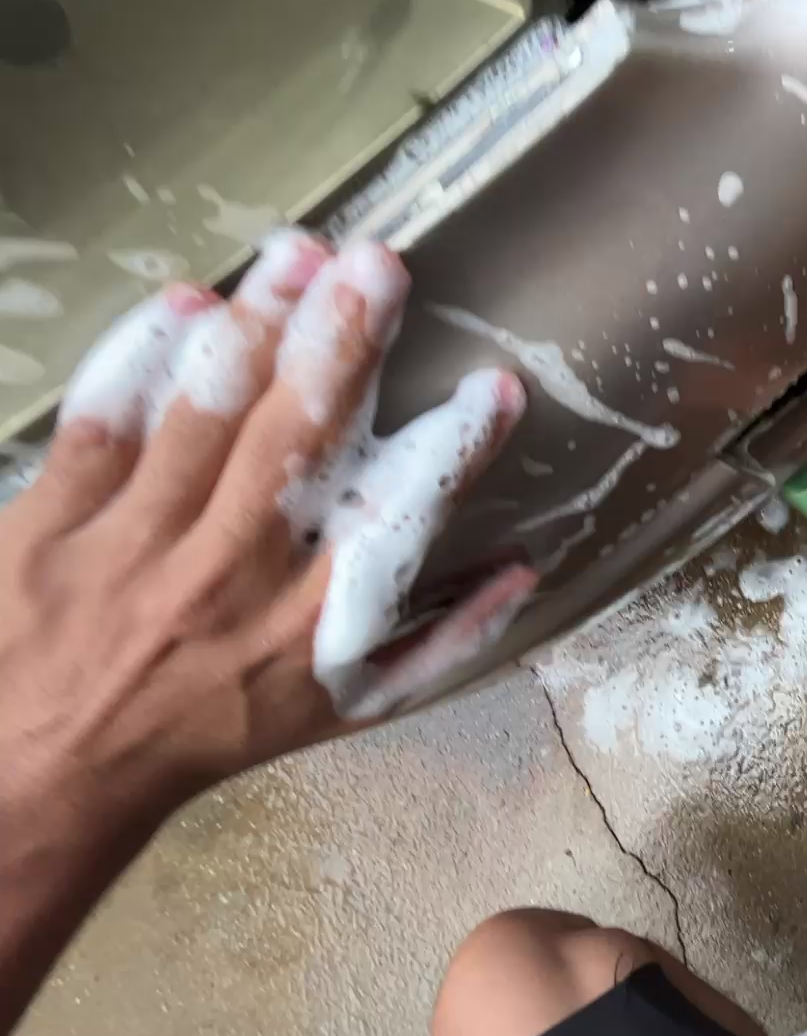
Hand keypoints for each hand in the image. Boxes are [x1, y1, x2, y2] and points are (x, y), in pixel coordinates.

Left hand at [0, 234, 533, 820]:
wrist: (28, 781)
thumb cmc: (227, 728)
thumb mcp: (362, 704)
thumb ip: (453, 635)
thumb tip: (527, 569)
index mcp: (317, 617)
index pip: (402, 516)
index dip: (453, 449)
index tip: (496, 389)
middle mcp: (232, 573)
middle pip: (296, 441)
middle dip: (342, 344)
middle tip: (379, 267)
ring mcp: (130, 544)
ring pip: (203, 415)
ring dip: (257, 325)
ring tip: (302, 253)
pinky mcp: (38, 526)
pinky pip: (101, 429)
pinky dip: (143, 358)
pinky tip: (188, 300)